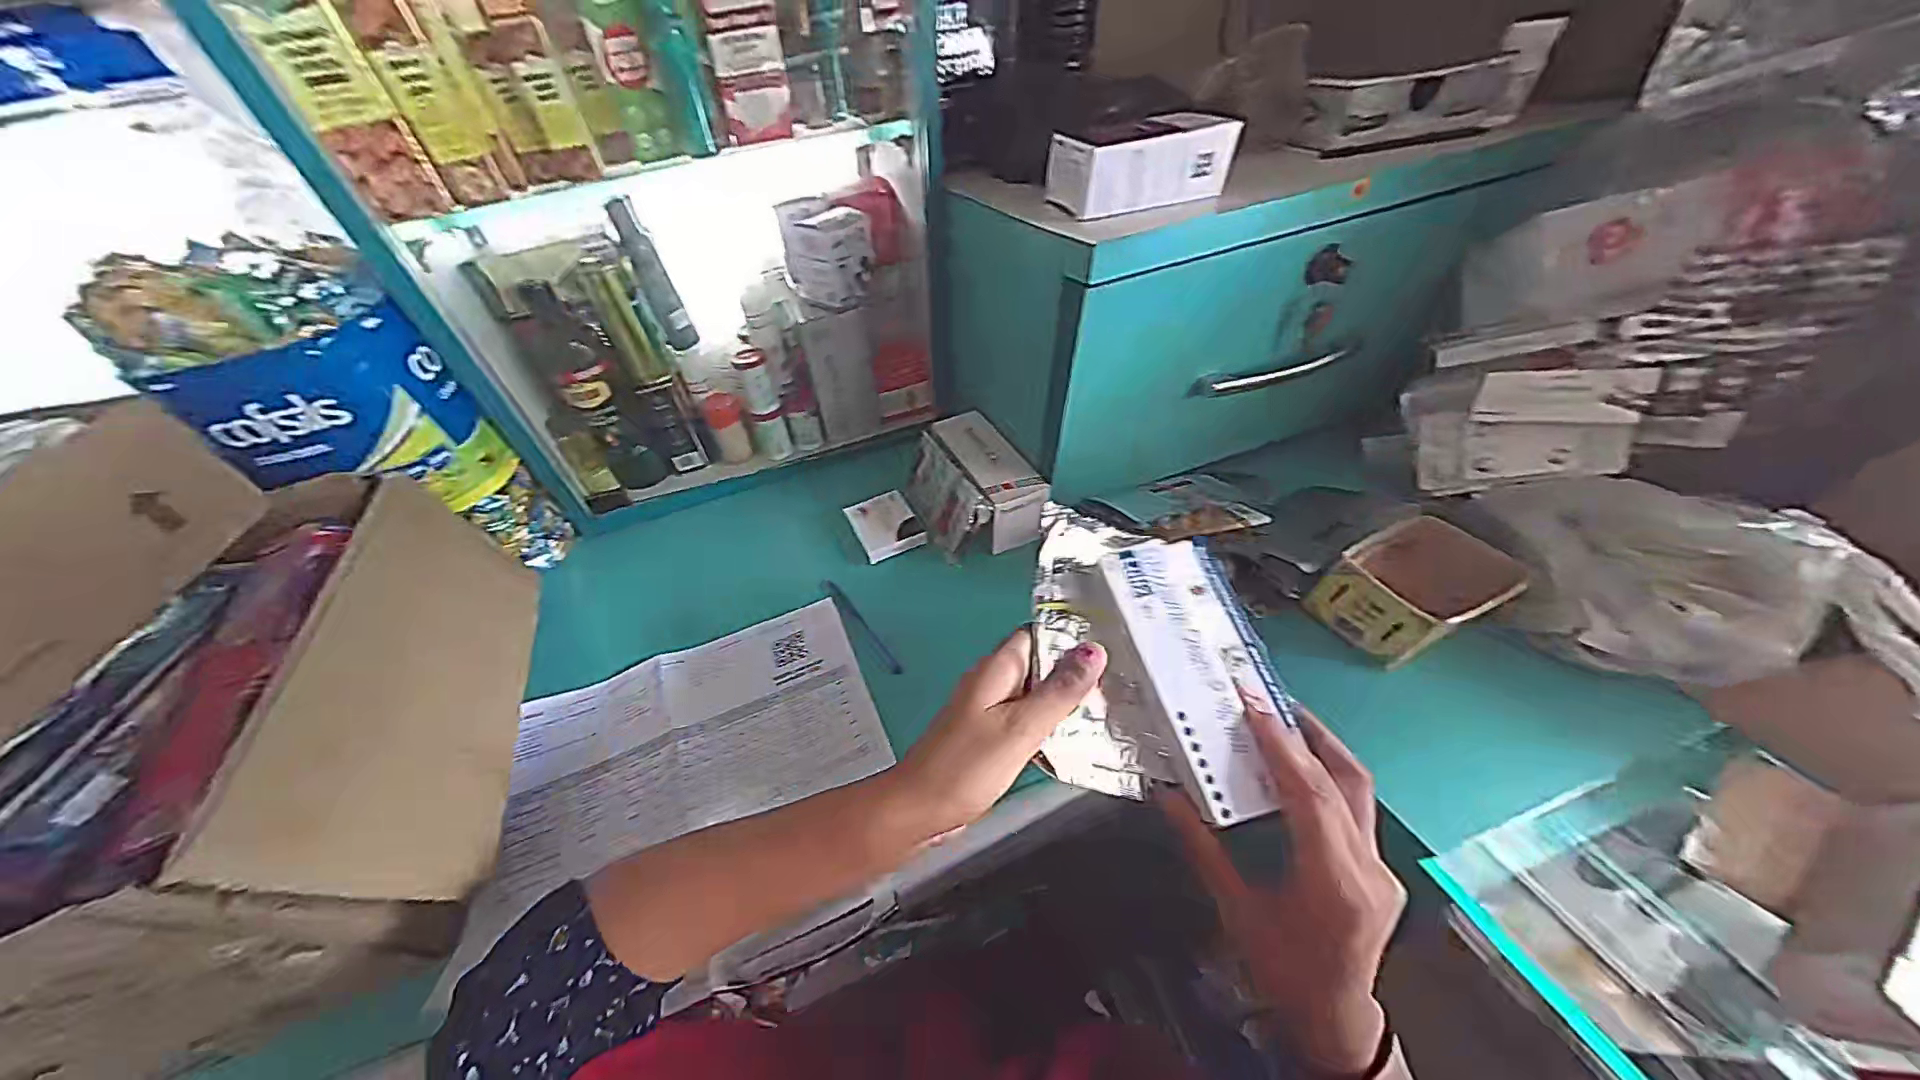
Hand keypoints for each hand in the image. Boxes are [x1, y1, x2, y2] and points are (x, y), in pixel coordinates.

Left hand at [889, 627, 1105, 838]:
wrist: (919, 810)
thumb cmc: (967, 767)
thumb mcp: (1021, 727)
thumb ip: (1059, 691)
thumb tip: (1093, 651)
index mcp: (997, 669)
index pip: (1038, 635)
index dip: (1072, 640)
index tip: (1109, 654)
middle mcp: (992, 682)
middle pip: (1040, 665)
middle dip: (1074, 676)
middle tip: (1115, 692)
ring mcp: (988, 709)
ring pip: (1035, 695)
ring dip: (1063, 704)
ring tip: (1104, 717)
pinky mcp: (989, 735)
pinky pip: (1025, 720)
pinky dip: (1047, 727)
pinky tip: (1071, 743)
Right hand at [1161, 690, 1406, 1074]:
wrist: (1335, 1018)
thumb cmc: (1280, 969)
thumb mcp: (1235, 909)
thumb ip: (1202, 847)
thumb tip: (1166, 796)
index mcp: (1332, 882)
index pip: (1310, 795)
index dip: (1280, 745)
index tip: (1252, 706)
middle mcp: (1369, 868)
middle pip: (1345, 781)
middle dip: (1306, 732)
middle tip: (1267, 698)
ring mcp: (1382, 866)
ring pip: (1359, 788)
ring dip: (1322, 746)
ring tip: (1284, 717)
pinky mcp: (1380, 865)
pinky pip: (1356, 805)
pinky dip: (1326, 772)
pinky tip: (1299, 761)